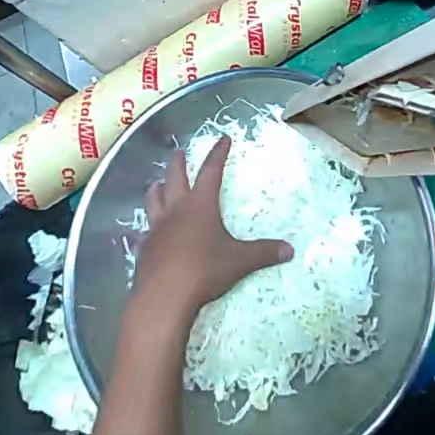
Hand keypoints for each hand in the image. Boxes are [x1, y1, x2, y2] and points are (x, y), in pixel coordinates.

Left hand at [132, 137, 293, 320]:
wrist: (164, 295)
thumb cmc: (204, 270)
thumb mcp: (239, 261)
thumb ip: (263, 253)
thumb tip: (289, 250)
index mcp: (200, 205)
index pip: (211, 171)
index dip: (218, 153)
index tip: (223, 138)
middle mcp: (176, 210)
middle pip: (175, 178)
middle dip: (179, 163)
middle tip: (180, 152)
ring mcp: (157, 228)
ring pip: (154, 200)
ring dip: (157, 189)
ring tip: (157, 183)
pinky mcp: (145, 247)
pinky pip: (145, 230)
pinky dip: (146, 225)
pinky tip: (146, 230)